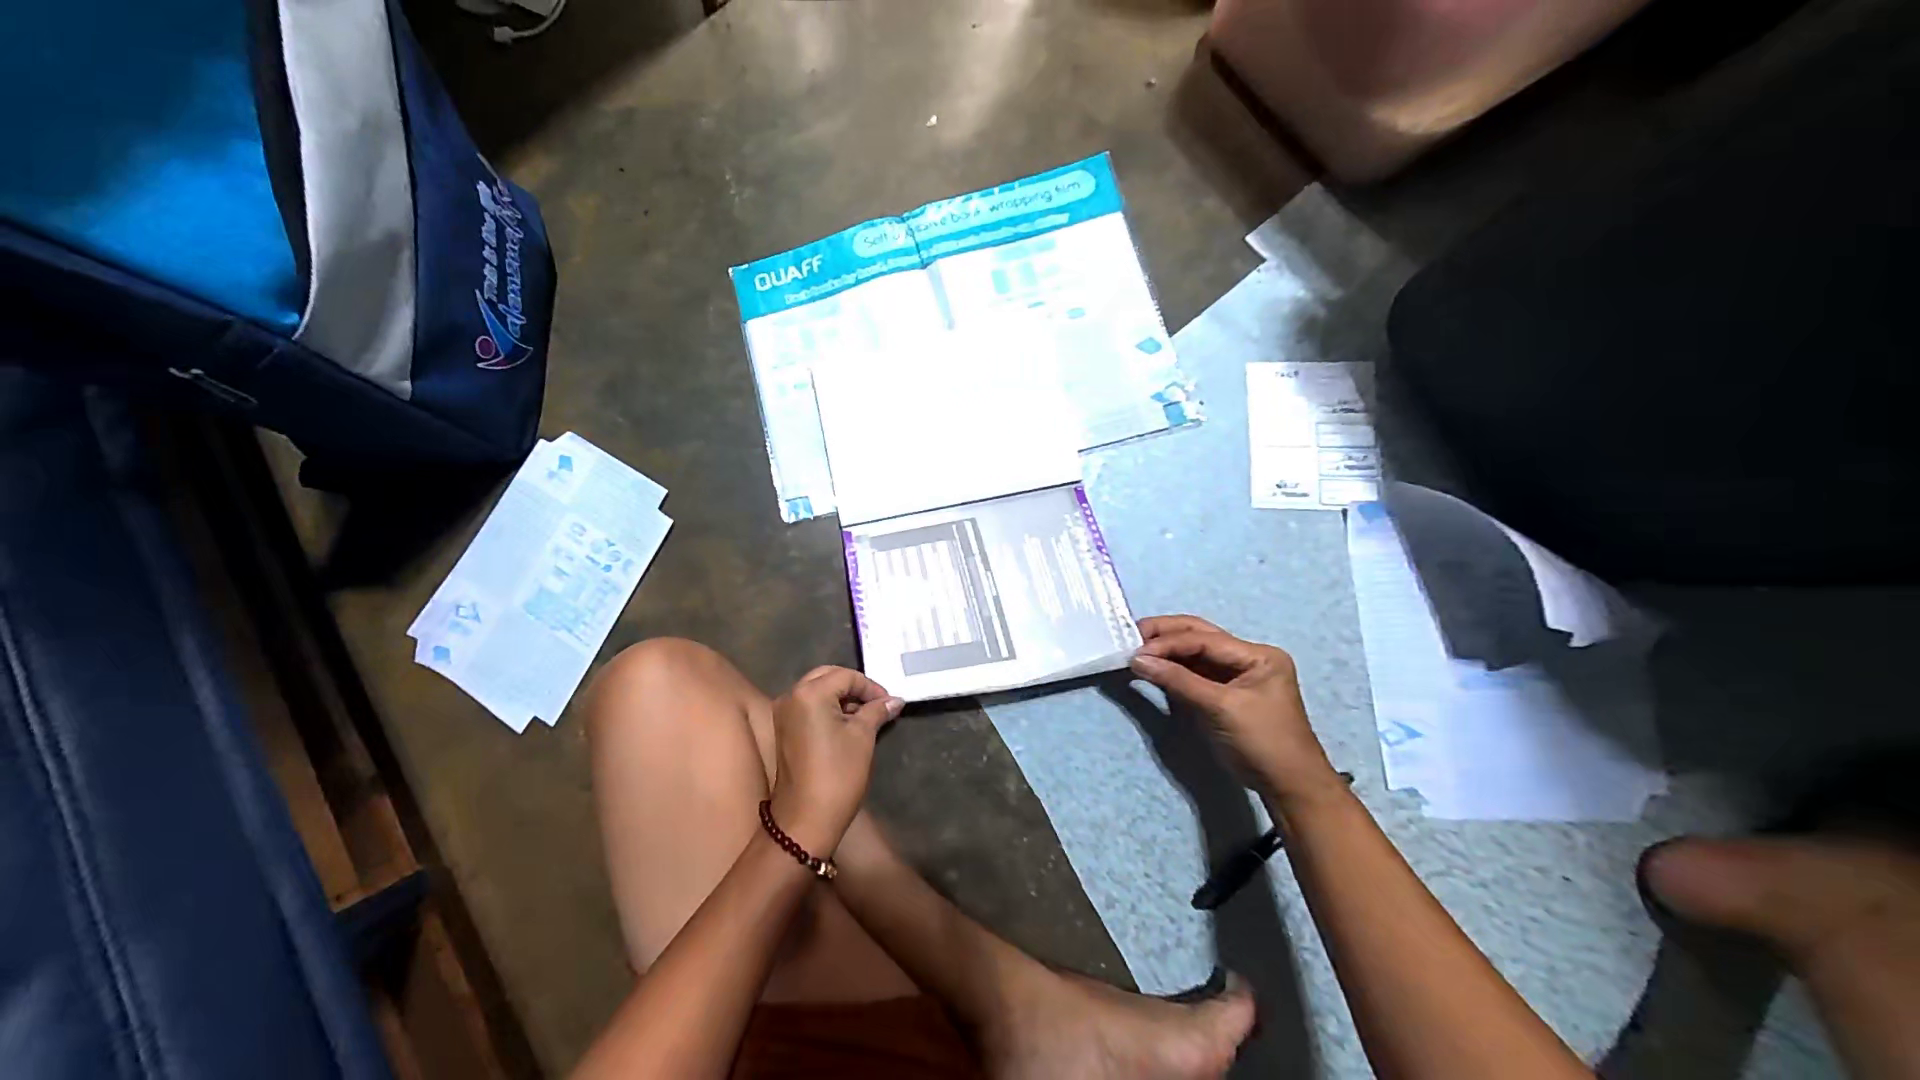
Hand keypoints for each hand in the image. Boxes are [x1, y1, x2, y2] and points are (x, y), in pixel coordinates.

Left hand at [767, 667, 903, 857]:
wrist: (805, 819)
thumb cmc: (837, 774)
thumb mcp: (862, 737)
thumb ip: (877, 711)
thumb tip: (895, 701)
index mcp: (809, 693)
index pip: (846, 676)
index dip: (870, 687)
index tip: (889, 703)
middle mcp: (791, 696)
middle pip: (827, 677)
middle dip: (854, 687)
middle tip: (877, 704)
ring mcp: (783, 714)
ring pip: (816, 691)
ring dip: (841, 698)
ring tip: (866, 715)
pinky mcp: (783, 730)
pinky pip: (808, 706)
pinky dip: (828, 708)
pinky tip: (847, 724)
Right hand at [1129, 615, 1340, 801]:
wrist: (1289, 786)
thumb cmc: (1262, 742)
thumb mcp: (1220, 707)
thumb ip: (1178, 680)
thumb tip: (1137, 660)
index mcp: (1257, 655)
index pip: (1204, 639)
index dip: (1168, 642)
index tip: (1136, 651)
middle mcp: (1246, 658)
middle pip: (1199, 636)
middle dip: (1164, 634)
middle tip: (1130, 636)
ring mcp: (1235, 675)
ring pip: (1194, 653)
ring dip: (1165, 651)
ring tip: (1134, 649)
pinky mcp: (1223, 693)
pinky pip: (1193, 672)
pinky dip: (1171, 669)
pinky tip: (1151, 667)